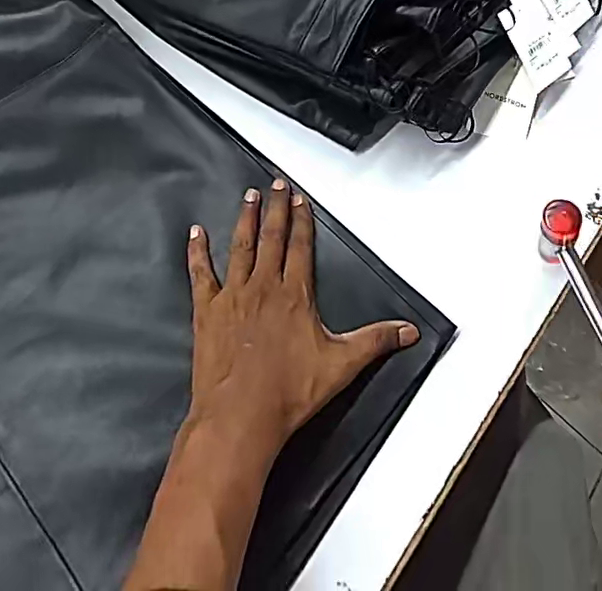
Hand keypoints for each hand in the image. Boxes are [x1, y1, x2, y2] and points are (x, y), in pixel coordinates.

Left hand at [185, 178, 418, 450]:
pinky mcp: (207, 310)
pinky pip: (201, 273)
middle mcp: (264, 287)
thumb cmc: (286, 393)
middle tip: (276, 184)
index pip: (300, 246)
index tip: (300, 200)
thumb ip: (375, 342)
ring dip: (245, 218)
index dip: (301, 219)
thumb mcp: (341, 366)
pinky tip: (196, 233)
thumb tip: (405, 332)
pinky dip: (198, 251)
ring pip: (241, 245)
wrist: (241, 417)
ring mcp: (234, 296)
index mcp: (294, 295)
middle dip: (275, 208)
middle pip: (272, 237)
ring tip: (248, 196)